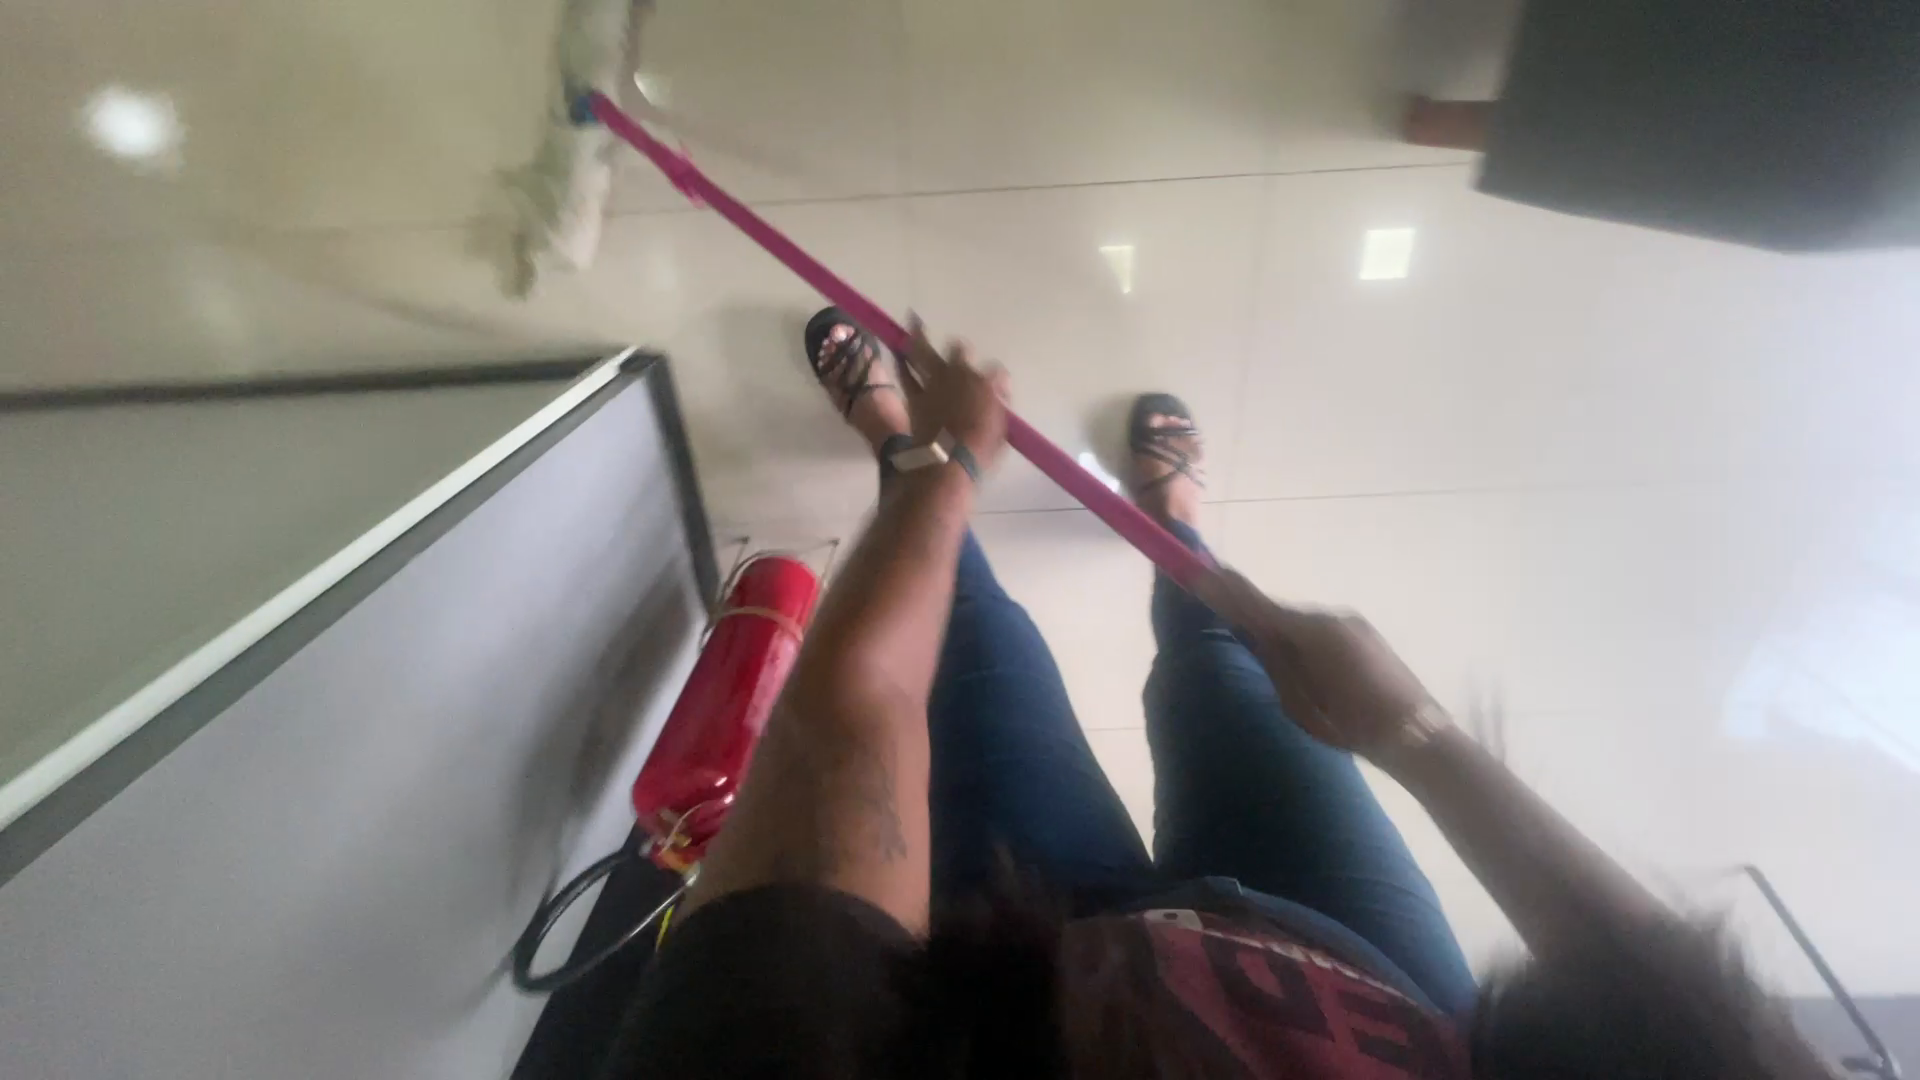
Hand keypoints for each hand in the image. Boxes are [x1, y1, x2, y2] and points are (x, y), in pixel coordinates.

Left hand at [899, 318, 1010, 472]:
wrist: (947, 462)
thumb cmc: (979, 449)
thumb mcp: (1001, 429)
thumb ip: (999, 405)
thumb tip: (1000, 389)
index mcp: (986, 383)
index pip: (996, 372)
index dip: (996, 379)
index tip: (997, 389)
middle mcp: (960, 376)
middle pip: (959, 350)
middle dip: (960, 349)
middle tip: (959, 347)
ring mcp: (934, 383)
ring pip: (926, 353)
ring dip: (920, 337)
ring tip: (913, 321)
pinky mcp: (915, 396)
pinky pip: (906, 374)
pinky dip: (902, 363)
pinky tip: (898, 353)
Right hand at [1193, 568, 1449, 761]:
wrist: (1417, 736)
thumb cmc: (1350, 727)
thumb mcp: (1297, 700)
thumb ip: (1271, 659)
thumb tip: (1249, 629)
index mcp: (1310, 634)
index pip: (1256, 606)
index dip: (1225, 590)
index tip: (1199, 572)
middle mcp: (1328, 617)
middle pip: (1276, 611)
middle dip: (1251, 613)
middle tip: (1226, 616)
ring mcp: (1348, 622)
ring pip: (1298, 621)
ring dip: (1281, 632)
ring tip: (1277, 662)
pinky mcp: (1361, 631)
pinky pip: (1317, 628)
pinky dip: (1302, 639)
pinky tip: (1304, 662)